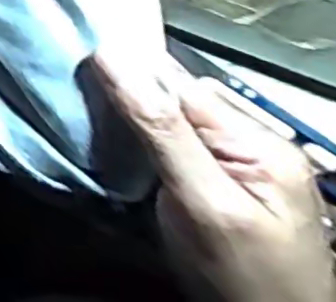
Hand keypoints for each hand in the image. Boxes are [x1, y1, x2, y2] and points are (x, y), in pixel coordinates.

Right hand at [95, 51, 335, 301]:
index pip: (174, 78)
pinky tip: (120, 137)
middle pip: (170, 90)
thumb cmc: (247, 280)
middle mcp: (253, 140)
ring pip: (166, 108)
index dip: (122, 68)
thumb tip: (110, 56)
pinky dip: (137, 128)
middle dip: (124, 88)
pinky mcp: (218, 175)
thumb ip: (161, 128)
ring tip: (94, 114)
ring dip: (127, 107)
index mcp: (260, 141)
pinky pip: (168, 131)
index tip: (74, 66)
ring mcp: (239, 159)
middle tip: (80, 98)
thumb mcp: (204, 203)